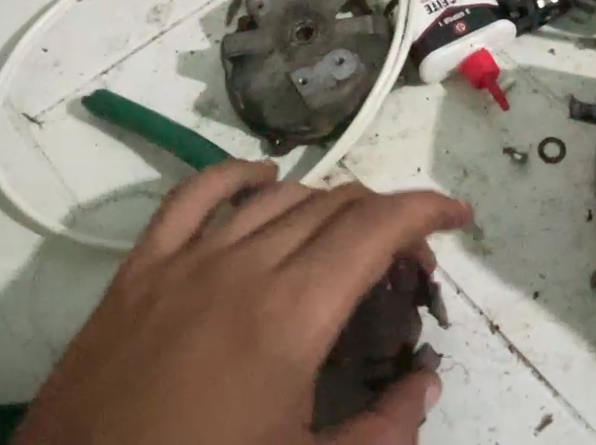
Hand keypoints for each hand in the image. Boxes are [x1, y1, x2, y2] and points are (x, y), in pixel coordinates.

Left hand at [15, 162, 472, 444]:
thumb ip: (384, 432)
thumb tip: (426, 383)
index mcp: (292, 317)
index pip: (377, 227)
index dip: (427, 209)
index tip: (457, 215)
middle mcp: (245, 267)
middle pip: (335, 205)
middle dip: (386, 216)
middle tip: (405, 257)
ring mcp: (186, 261)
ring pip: (278, 197)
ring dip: (327, 201)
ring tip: (349, 231)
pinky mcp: (138, 271)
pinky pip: (193, 196)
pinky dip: (237, 176)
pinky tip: (264, 178)